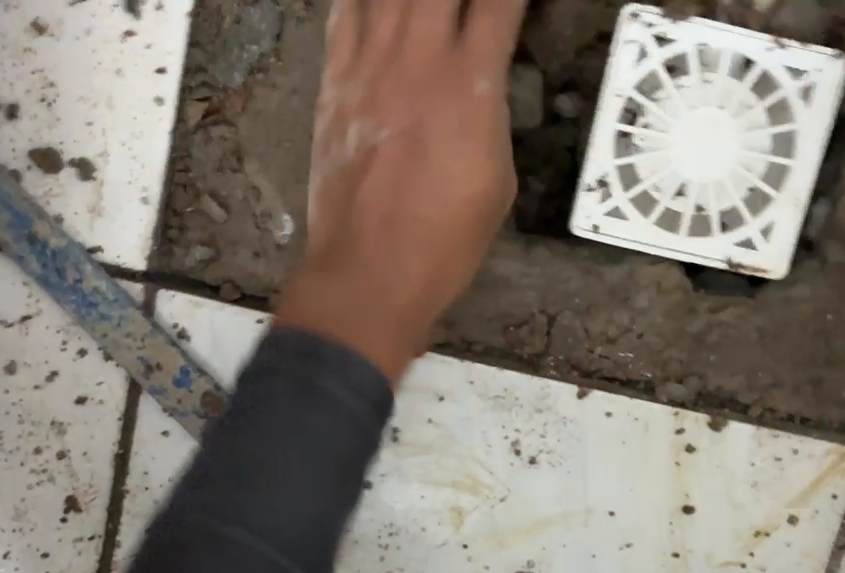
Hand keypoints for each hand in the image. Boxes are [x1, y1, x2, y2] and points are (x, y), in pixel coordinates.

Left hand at [275, 0, 526, 383]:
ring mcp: (369, 67)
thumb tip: (480, 94)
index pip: (498, 1)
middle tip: (459, 7)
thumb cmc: (444, 245)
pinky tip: (375, 6)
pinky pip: (342, 13)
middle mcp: (419, 58)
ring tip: (422, 4)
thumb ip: (491, 120)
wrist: (370, 274)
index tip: (511, 5)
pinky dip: (360, 1)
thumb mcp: (496, 184)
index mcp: (471, 84)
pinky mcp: (333, 85)